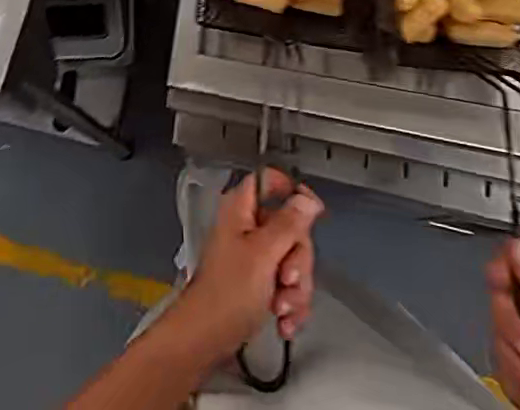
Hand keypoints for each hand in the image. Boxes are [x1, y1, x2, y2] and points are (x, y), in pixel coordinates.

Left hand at [160, 169, 322, 363]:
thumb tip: (308, 199)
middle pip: (291, 227)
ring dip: (296, 289)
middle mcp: (248, 227)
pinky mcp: (260, 281)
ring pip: (293, 259)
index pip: (270, 180)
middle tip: (287, 278)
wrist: (207, 338)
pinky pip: (288, 284)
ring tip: (282, 307)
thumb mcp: (263, 254)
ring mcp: (255, 255)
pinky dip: (290, 303)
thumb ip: (288, 225)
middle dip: (297, 260)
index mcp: (241, 209)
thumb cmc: (228, 292)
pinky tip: (284, 321)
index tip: (312, 213)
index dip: (293, 190)